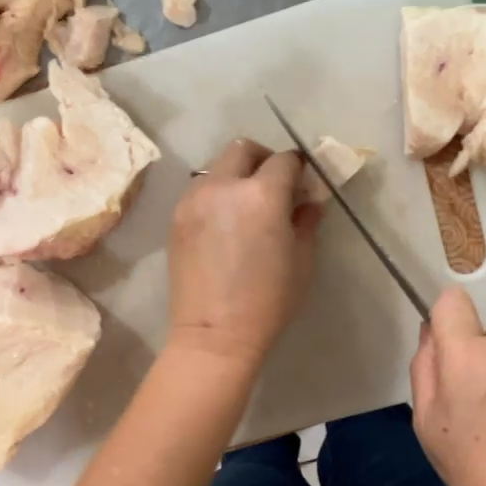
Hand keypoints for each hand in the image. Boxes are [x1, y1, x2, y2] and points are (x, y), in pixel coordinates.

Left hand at [166, 139, 322, 367]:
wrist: (214, 335)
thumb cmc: (268, 302)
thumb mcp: (302, 261)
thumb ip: (306, 220)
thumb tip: (308, 201)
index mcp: (262, 195)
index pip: (285, 160)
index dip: (298, 169)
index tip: (303, 185)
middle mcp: (223, 187)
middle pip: (244, 149)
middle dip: (263, 160)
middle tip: (274, 187)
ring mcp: (193, 201)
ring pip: (216, 167)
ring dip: (236, 176)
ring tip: (246, 208)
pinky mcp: (176, 219)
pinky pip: (199, 191)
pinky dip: (216, 195)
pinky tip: (225, 224)